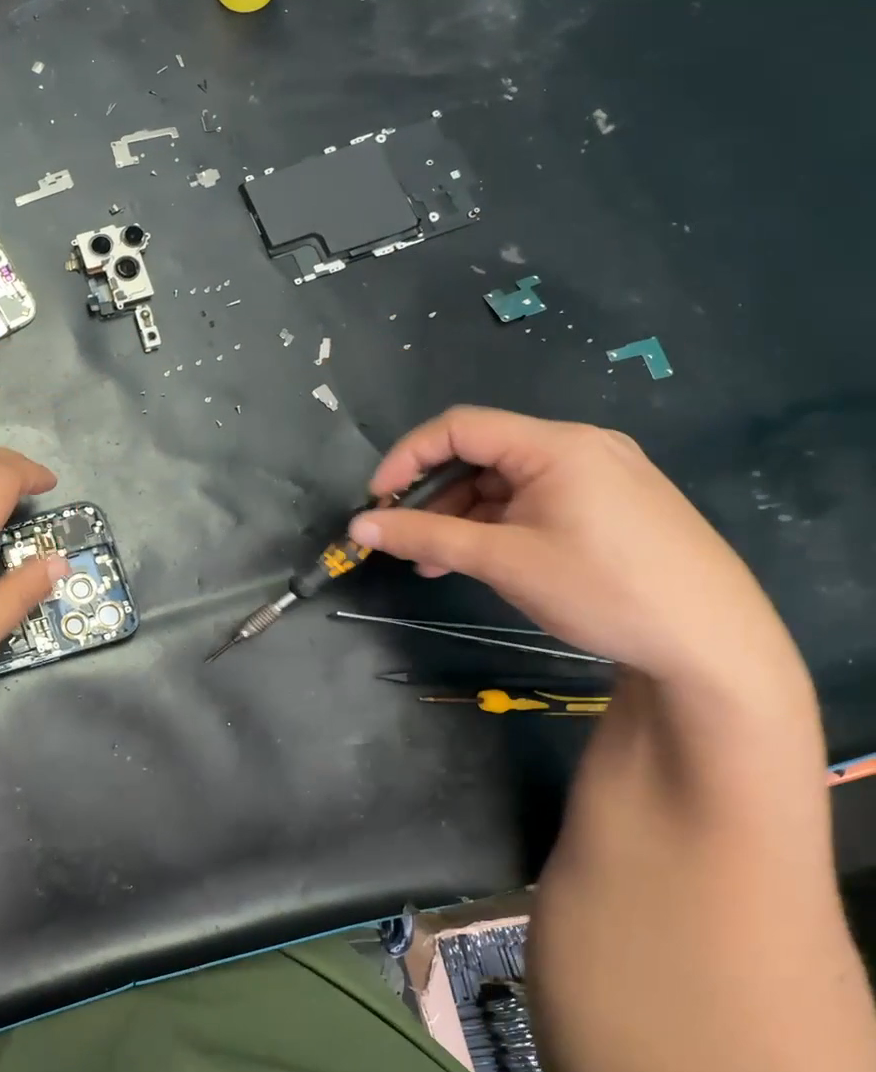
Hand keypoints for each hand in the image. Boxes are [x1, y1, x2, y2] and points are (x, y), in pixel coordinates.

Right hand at [348, 407, 802, 692]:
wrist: (713, 644)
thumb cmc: (602, 588)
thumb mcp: (501, 561)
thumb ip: (424, 537)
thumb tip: (357, 527)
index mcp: (558, 446)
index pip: (459, 427)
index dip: (406, 458)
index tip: (376, 501)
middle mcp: (580, 448)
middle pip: (480, 455)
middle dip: (430, 494)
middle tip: (399, 536)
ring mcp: (599, 477)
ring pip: (503, 483)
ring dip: (458, 516)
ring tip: (430, 561)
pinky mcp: (610, 507)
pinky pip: (531, 502)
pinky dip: (493, 526)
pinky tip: (474, 561)